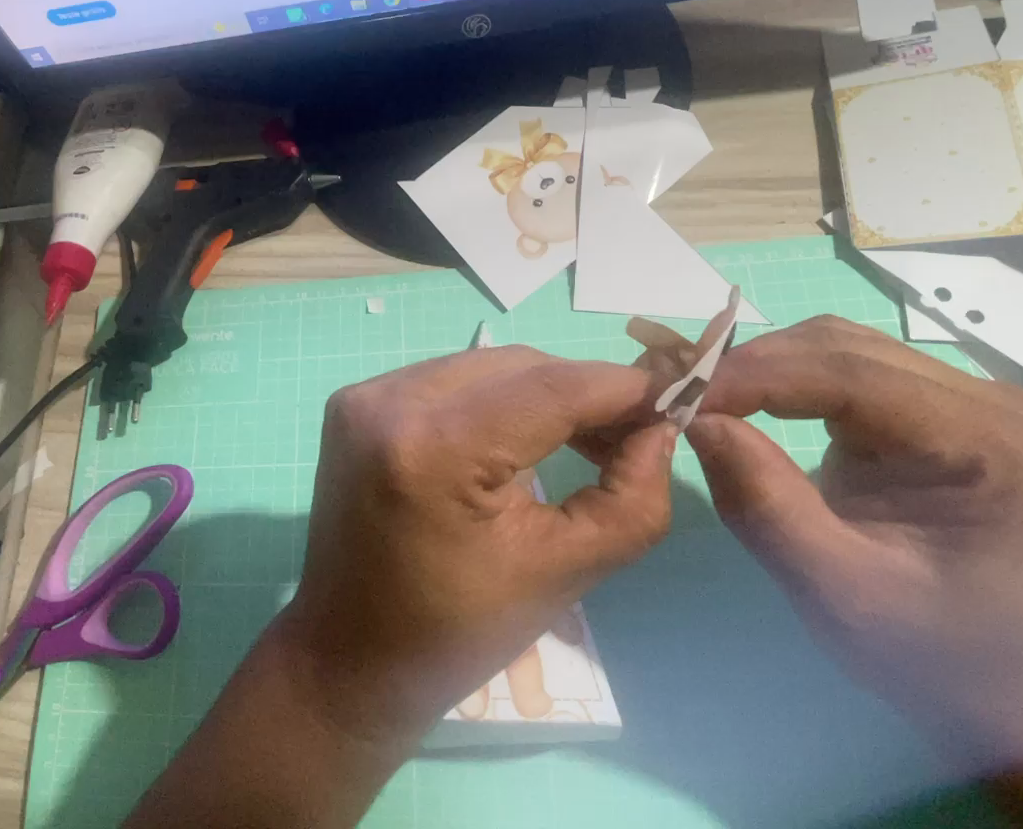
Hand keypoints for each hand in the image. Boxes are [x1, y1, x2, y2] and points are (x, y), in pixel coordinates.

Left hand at [271, 345, 676, 744]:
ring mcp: (365, 396)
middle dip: (585, 391)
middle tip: (634, 432)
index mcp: (434, 450)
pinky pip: (447, 379)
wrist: (346, 655)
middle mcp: (391, 403)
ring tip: (586, 436)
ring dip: (541, 391)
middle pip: (518, 366)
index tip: (676, 399)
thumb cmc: (454, 632)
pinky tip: (523, 434)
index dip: (623, 388)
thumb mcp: (563, 572)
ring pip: (484, 366)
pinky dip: (495, 398)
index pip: (552, 388)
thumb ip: (631, 499)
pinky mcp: (356, 402)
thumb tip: (661, 428)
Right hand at [684, 317, 1022, 740]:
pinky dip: (781, 377)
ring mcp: (966, 399)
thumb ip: (764, 502)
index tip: (684, 397)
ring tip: (704, 397)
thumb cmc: (918, 645)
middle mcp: (991, 405)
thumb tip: (697, 419)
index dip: (759, 376)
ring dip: (762, 365)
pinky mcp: (932, 404)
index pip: (855, 378)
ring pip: (839, 345)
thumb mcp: (831, 587)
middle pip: (846, 348)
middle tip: (681, 394)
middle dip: (753, 365)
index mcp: (991, 448)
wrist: (985, 675)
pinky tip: (743, 399)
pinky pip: (842, 366)